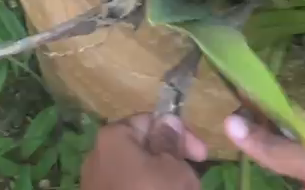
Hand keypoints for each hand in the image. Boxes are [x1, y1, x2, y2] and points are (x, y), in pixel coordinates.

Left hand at [80, 114, 209, 189]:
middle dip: (174, 166)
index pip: (151, 121)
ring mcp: (101, 181)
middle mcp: (102, 153)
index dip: (181, 134)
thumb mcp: (173, 171)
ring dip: (166, 183)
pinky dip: (150, 188)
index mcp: (115, 135)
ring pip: (143, 176)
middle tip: (193, 184)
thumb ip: (174, 145)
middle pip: (147, 151)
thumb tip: (170, 124)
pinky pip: (134, 187)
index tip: (203, 155)